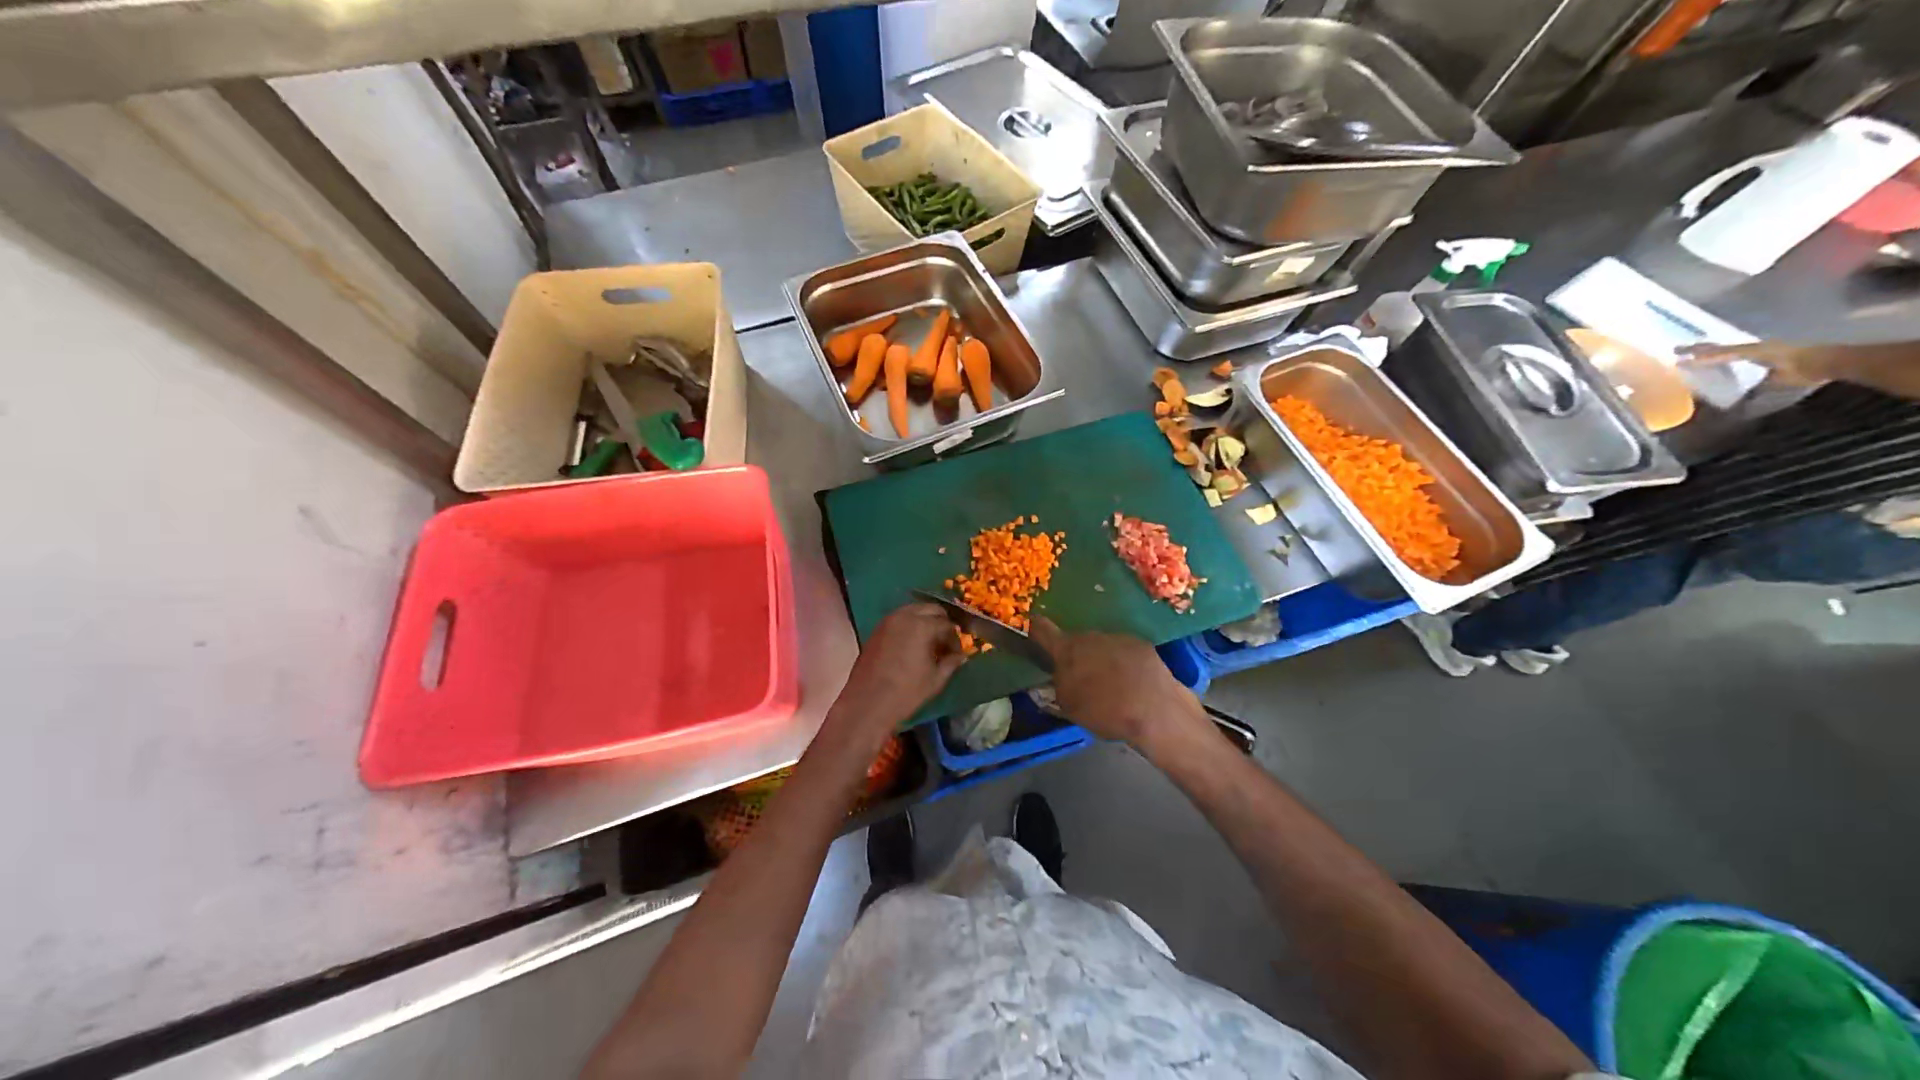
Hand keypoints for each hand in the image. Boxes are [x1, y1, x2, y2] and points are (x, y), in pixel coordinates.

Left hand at [832, 603, 966, 735]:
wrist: (867, 703)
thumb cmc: (906, 693)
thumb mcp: (935, 679)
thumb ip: (950, 662)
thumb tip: (960, 655)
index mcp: (922, 626)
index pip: (947, 625)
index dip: (954, 640)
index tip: (956, 654)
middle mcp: (905, 616)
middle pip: (931, 609)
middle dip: (941, 623)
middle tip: (945, 644)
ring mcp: (888, 621)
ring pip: (914, 611)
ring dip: (925, 622)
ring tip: (929, 643)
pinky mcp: (877, 629)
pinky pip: (899, 619)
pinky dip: (910, 625)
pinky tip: (912, 645)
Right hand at [1031, 617, 1204, 747]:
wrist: (1155, 710)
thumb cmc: (1104, 710)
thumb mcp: (1068, 706)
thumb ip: (1057, 684)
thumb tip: (1058, 674)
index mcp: (1067, 650)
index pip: (1042, 630)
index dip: (1033, 629)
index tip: (1029, 629)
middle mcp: (1090, 636)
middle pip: (1075, 641)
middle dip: (1075, 656)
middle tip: (1081, 680)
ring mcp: (1117, 637)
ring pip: (1101, 646)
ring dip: (1100, 659)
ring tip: (1111, 686)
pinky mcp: (1141, 644)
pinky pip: (1123, 650)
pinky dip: (1123, 663)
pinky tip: (1132, 684)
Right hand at [1678, 341, 1834, 386]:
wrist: (1834, 362)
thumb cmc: (1804, 371)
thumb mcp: (1777, 380)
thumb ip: (1753, 388)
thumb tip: (1733, 404)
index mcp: (1753, 351)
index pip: (1720, 354)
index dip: (1700, 357)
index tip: (1679, 360)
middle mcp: (1755, 346)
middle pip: (1722, 347)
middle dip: (1700, 349)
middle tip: (1678, 350)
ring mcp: (1764, 347)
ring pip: (1730, 348)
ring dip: (1712, 350)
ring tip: (1694, 353)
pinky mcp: (1771, 352)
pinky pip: (1741, 351)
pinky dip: (1726, 353)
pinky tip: (1722, 358)